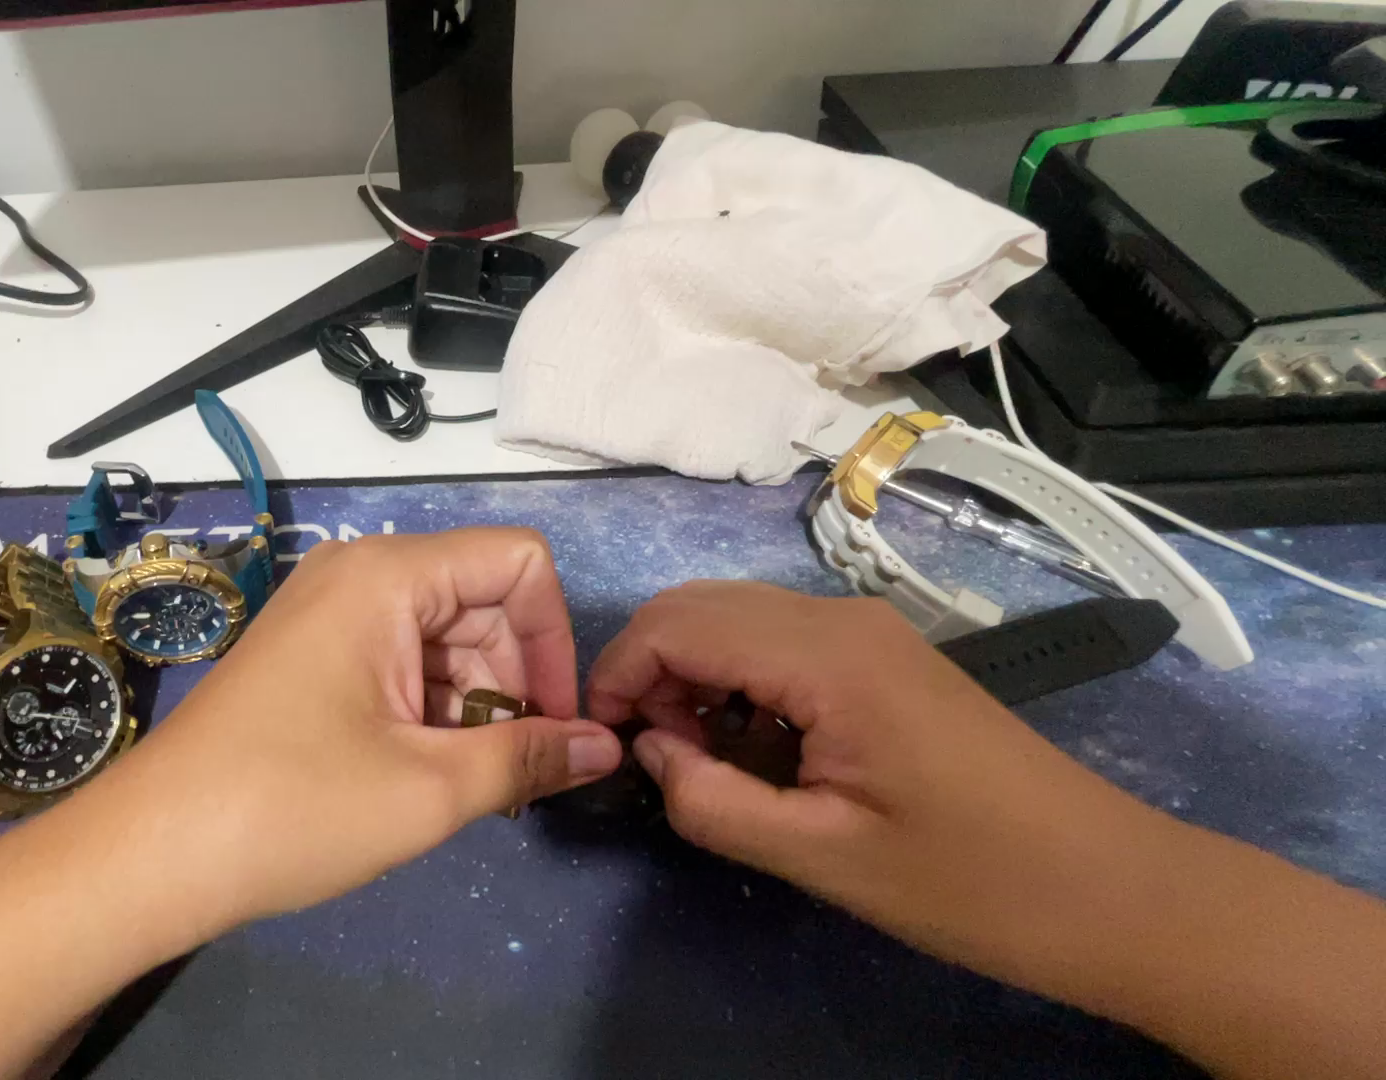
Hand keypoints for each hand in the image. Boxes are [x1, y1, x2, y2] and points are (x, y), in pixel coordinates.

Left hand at [92, 527, 622, 934]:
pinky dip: (429, 708)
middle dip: (511, 683)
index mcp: (388, 575)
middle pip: (483, 602)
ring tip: (459, 783)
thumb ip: (530, 757)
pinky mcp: (314, 649)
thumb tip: (606, 747)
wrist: (148, 855)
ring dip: (471, 705)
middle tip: (508, 773)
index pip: (517, 562)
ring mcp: (331, 609)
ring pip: (445, 636)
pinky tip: (421, 770)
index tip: (554, 723)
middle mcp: (360, 572)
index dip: (554, 638)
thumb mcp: (428, 789)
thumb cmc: (292, 809)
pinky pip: (401, 657)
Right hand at [584, 582, 1191, 1005]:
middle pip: (693, 604)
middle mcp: (837, 616)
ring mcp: (860, 625)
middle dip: (646, 667)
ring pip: (725, 613)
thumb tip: (650, 751)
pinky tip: (747, 736)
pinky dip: (727, 672)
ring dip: (685, 669)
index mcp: (826, 656)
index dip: (619, 674)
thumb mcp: (825, 859)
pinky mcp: (872, 648)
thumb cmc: (975, 883)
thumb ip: (712, 802)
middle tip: (652, 748)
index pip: (676, 626)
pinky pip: (765, 634)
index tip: (608, 739)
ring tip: (698, 750)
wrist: (1123, 891)